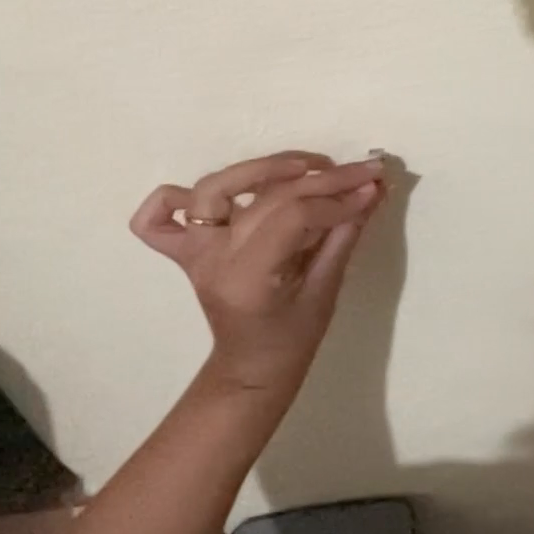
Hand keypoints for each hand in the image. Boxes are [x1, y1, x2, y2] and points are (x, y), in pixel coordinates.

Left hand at [128, 150, 388, 395]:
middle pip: (267, 198)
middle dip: (324, 179)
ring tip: (308, 166)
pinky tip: (226, 194)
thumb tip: (373, 190)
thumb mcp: (328, 289)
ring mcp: (194, 251)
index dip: (337, 199)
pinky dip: (175, 197)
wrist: (252, 367)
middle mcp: (213, 259)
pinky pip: (159, 216)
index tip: (374, 190)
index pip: (293, 217)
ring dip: (263, 168)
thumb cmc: (294, 337)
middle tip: (363, 172)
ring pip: (213, 188)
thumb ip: (346, 235)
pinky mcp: (186, 248)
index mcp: (247, 279)